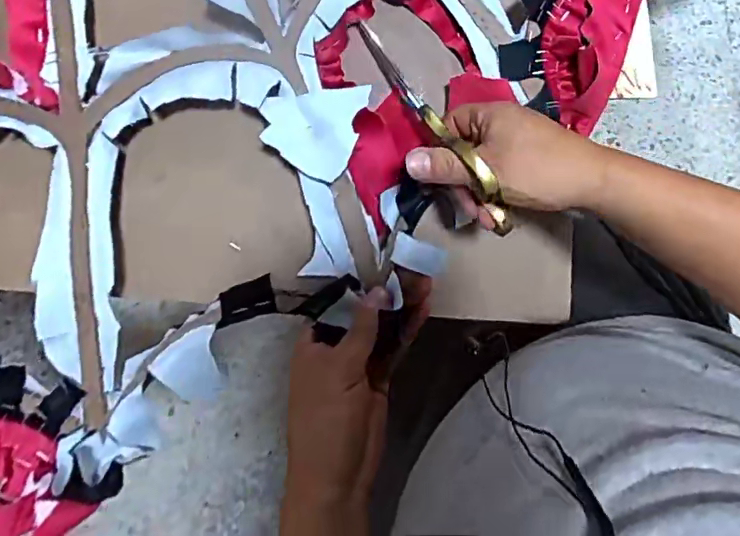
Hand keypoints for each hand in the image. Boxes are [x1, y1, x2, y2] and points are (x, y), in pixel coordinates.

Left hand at [280, 276, 430, 535]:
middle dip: (388, 293)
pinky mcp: (378, 379)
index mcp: (314, 342)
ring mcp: (359, 364)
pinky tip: (423, 310)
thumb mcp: (340, 369)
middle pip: (365, 312)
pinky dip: (408, 331)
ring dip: (403, 308)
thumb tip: (377, 291)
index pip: (338, 302)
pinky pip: (394, 349)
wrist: (337, 479)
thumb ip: (361, 328)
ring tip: (425, 283)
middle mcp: (336, 348)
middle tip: (413, 270)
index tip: (384, 261)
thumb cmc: (325, 419)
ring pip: (383, 329)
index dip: (361, 282)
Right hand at [404, 102, 613, 227]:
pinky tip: (502, 213)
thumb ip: (446, 167)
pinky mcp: (528, 156)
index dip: (438, 155)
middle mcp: (499, 121)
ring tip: (489, 218)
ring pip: (482, 166)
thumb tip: (408, 160)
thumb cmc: (537, 170)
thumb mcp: (487, 171)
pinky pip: (500, 171)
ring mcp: (515, 138)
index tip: (440, 183)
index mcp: (487, 113)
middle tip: (470, 210)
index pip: (446, 127)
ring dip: (480, 194)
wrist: (595, 181)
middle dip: (463, 184)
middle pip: (463, 150)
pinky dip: (497, 191)